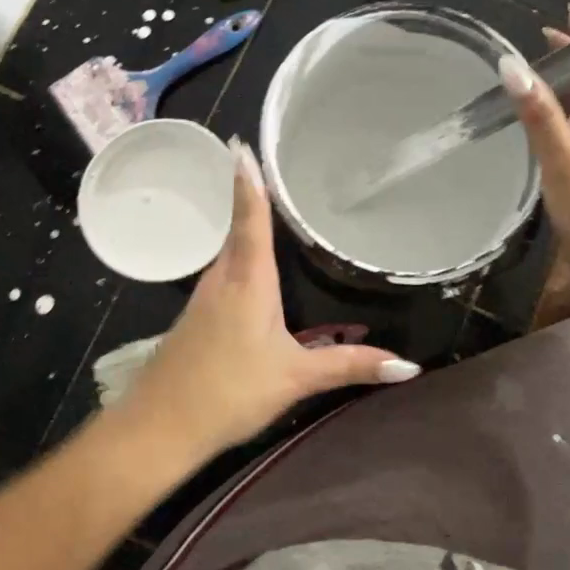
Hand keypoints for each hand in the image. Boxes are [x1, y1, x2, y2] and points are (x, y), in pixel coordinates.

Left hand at [122, 138, 419, 457]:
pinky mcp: (198, 315)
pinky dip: (243, 256)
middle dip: (256, 194)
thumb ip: (349, 366)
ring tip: (279, 206)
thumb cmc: (229, 392)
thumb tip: (409, 365)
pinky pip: (227, 271)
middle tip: (283, 166)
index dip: (250, 179)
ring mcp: (206, 295)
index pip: (251, 216)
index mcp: (247, 278)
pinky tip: (260, 267)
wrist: (159, 427)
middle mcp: (223, 276)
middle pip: (241, 226)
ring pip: (232, 250)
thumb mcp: (296, 379)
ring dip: (250, 225)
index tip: (243, 142)